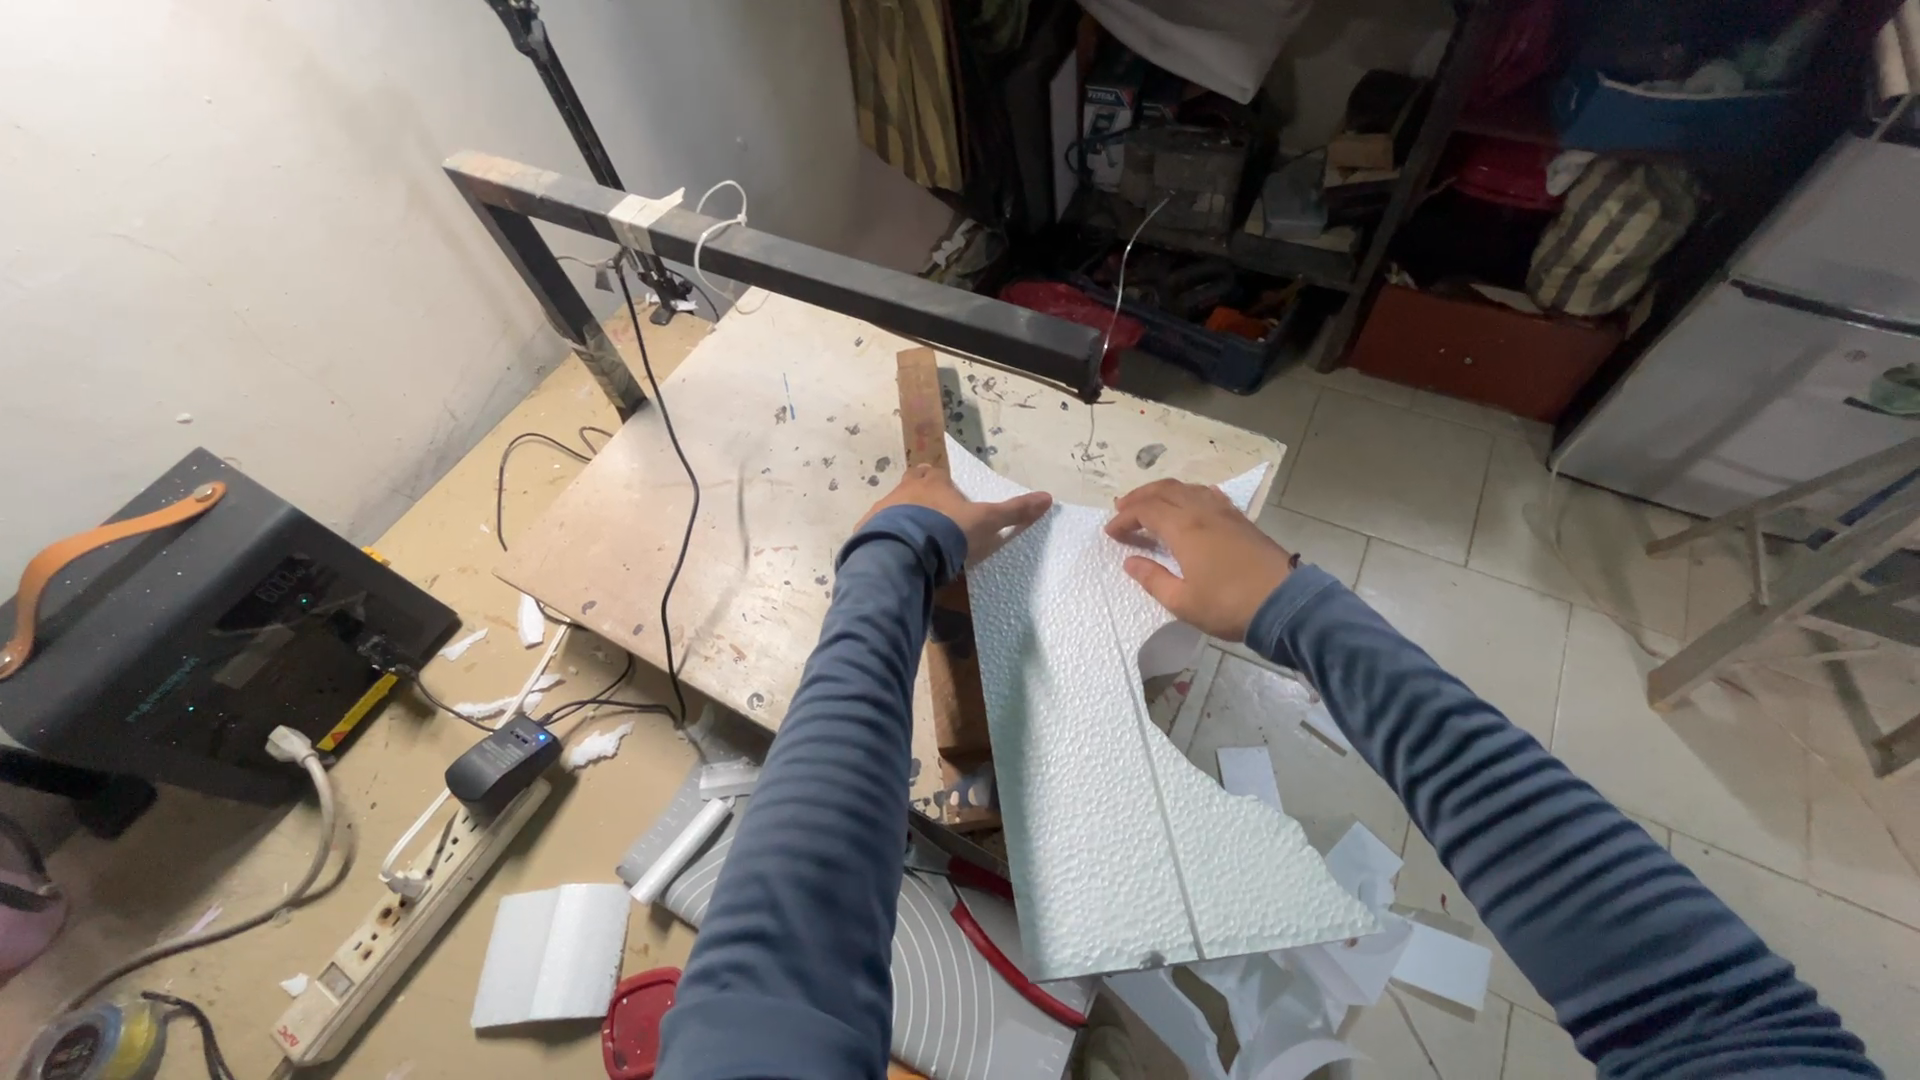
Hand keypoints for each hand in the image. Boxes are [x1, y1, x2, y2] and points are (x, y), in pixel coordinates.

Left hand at [860, 463, 1052, 564]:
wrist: (903, 551)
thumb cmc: (947, 530)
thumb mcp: (985, 521)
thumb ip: (1013, 511)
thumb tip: (1048, 497)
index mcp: (931, 482)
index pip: (935, 473)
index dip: (941, 485)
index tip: (949, 501)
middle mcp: (903, 490)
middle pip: (910, 487)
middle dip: (919, 500)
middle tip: (931, 521)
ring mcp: (882, 510)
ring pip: (892, 510)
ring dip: (902, 522)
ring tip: (915, 545)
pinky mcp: (866, 532)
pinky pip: (876, 534)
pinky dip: (885, 542)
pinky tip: (896, 557)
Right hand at [1104, 479, 1291, 641]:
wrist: (1285, 604)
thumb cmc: (1229, 605)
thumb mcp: (1183, 602)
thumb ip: (1153, 579)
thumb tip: (1131, 562)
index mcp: (1184, 529)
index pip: (1145, 511)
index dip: (1124, 518)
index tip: (1110, 532)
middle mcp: (1202, 512)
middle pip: (1164, 490)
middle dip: (1139, 497)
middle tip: (1122, 509)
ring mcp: (1225, 513)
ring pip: (1187, 489)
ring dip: (1163, 492)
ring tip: (1150, 504)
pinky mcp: (1241, 520)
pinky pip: (1210, 495)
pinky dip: (1191, 494)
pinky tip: (1191, 502)